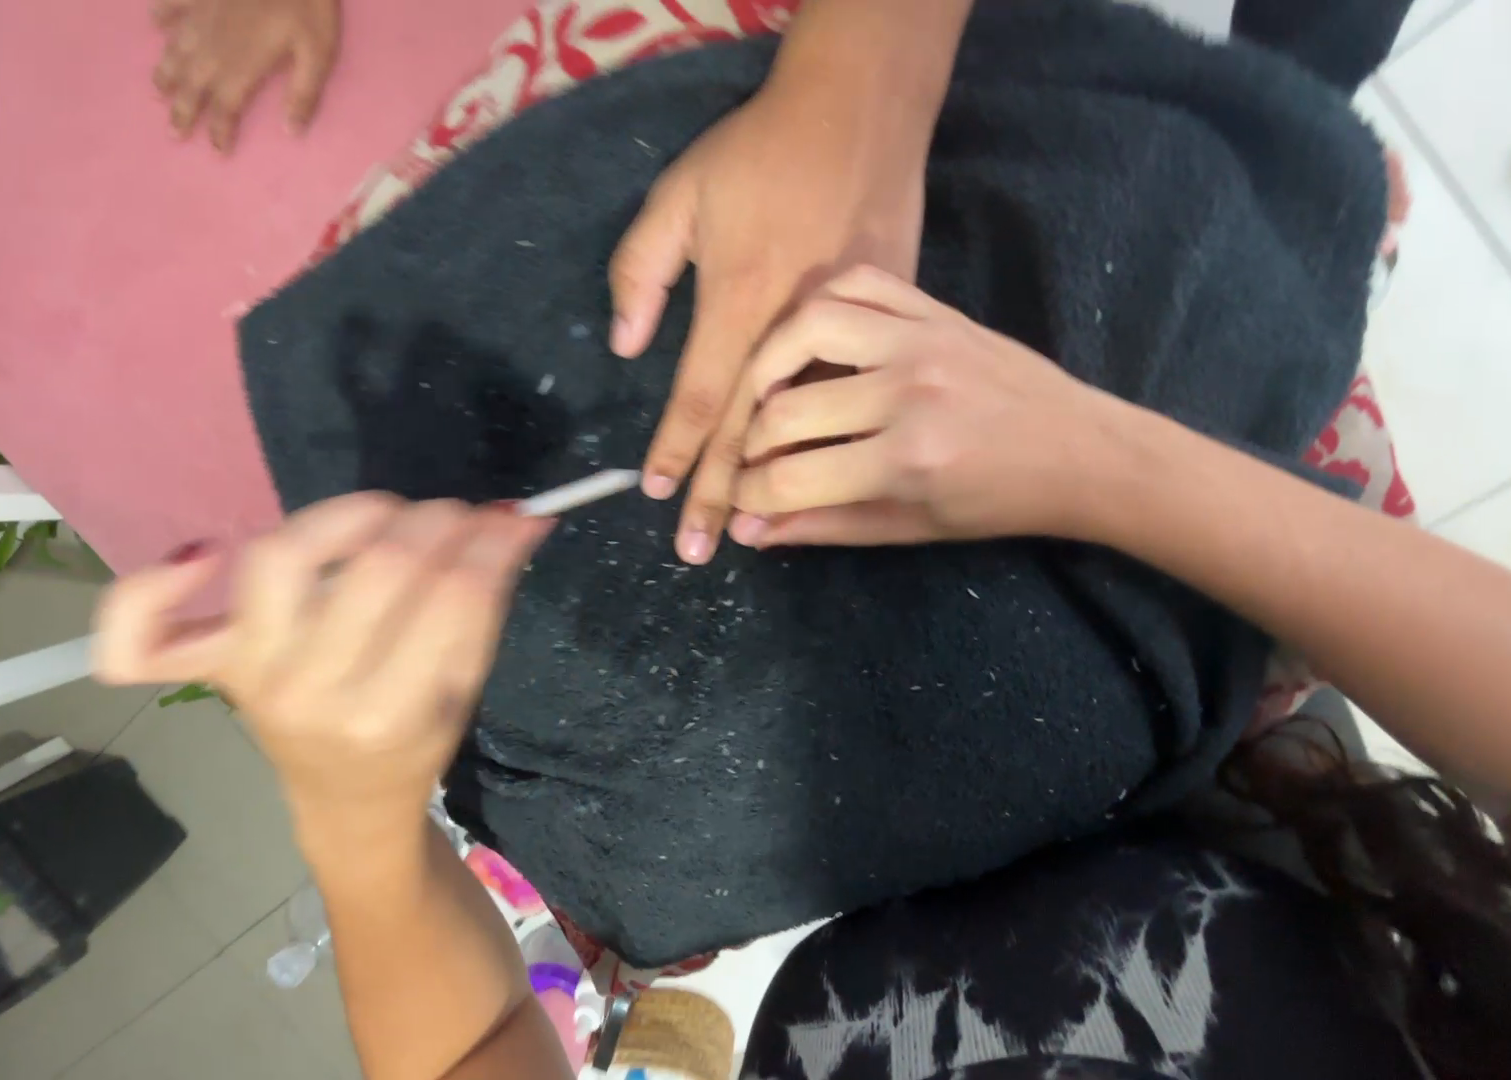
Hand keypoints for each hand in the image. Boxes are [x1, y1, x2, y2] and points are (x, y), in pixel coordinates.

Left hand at [93, 495, 551, 814]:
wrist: (347, 800)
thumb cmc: (415, 745)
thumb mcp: (465, 690)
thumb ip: (485, 605)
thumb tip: (513, 521)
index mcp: (392, 715)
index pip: (453, 598)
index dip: (491, 543)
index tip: (514, 516)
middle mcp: (312, 694)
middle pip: (381, 568)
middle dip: (437, 522)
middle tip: (461, 515)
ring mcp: (252, 677)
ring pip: (282, 561)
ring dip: (345, 517)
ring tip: (386, 514)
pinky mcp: (210, 670)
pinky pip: (140, 639)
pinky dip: (149, 590)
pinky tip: (201, 554)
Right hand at [152, 0, 338, 152]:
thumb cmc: (309, 5)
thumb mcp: (319, 55)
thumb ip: (304, 95)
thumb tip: (293, 132)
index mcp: (245, 64)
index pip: (226, 106)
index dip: (220, 130)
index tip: (216, 150)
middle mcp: (215, 42)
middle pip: (193, 83)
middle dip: (183, 109)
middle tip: (173, 132)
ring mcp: (203, 11)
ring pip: (176, 48)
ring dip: (166, 72)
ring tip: (158, 91)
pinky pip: (173, 4)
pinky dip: (162, 16)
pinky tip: (154, 26)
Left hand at [609, 75, 925, 564]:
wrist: (861, 111)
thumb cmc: (761, 152)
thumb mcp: (678, 194)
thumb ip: (641, 271)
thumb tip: (625, 345)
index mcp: (741, 302)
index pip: (699, 399)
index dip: (677, 451)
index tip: (657, 495)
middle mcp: (791, 332)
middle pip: (748, 431)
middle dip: (721, 494)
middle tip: (700, 550)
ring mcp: (845, 334)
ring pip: (803, 424)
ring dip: (776, 479)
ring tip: (753, 532)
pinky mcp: (885, 327)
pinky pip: (850, 395)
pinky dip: (829, 437)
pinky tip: (821, 473)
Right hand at [727, 267, 1133, 547]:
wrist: (1080, 450)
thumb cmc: (994, 502)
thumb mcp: (908, 527)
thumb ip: (823, 526)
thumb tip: (747, 530)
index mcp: (907, 461)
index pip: (791, 478)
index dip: (747, 495)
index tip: (737, 499)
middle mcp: (908, 392)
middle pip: (786, 410)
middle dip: (747, 444)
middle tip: (746, 458)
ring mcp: (922, 339)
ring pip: (808, 327)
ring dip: (765, 363)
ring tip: (760, 394)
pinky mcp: (934, 308)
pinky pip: (857, 283)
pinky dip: (816, 305)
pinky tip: (802, 338)